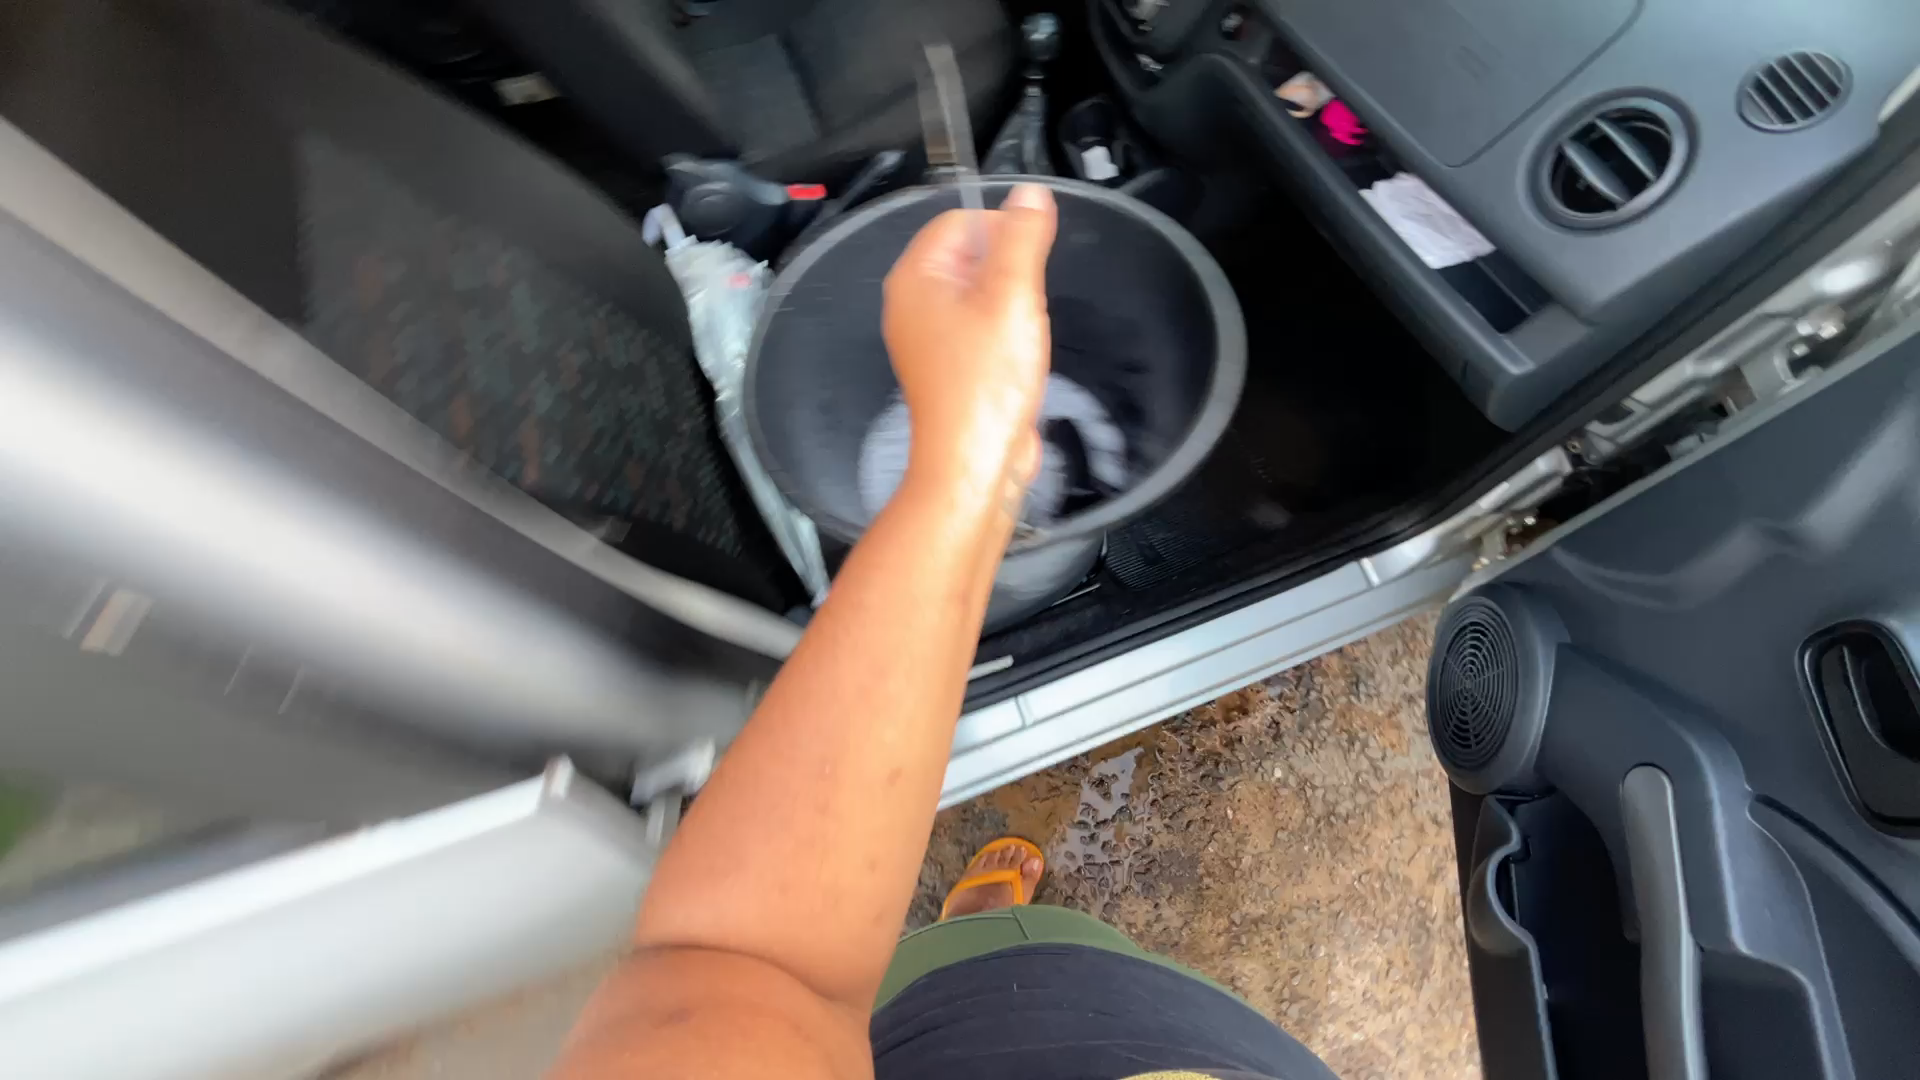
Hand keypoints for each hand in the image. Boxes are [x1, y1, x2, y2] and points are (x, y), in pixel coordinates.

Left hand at [882, 183, 1057, 515]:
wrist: (974, 461)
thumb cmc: (987, 379)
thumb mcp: (1013, 295)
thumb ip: (1023, 237)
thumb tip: (1030, 195)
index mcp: (914, 278)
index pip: (959, 220)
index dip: (1002, 231)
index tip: (1032, 262)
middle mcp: (911, 305)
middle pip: (970, 258)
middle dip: (1009, 275)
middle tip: (1024, 308)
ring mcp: (927, 341)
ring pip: (979, 297)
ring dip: (1011, 309)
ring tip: (1019, 339)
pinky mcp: (947, 370)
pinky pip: (979, 333)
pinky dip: (1004, 338)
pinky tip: (1016, 362)